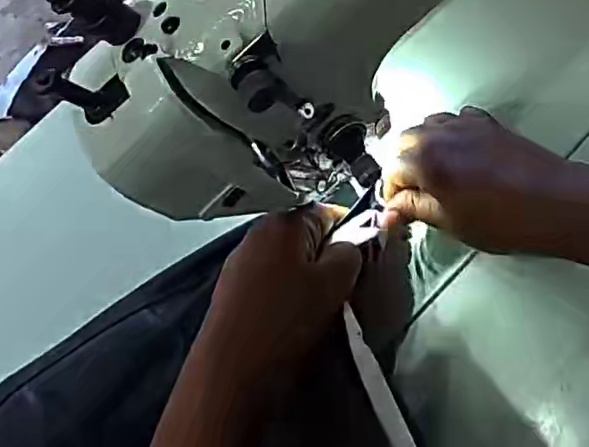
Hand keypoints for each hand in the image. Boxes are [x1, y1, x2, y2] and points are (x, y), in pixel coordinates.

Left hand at [194, 204, 362, 378]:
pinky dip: (282, 297)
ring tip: (314, 313)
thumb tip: (351, 245)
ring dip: (304, 282)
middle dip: (325, 261)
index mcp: (282, 222)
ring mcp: (240, 262)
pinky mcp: (229, 291)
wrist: (228, 376)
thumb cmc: (282, 325)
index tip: (360, 260)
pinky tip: (288, 324)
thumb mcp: (332, 287)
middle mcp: (257, 233)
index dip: (350, 233)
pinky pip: (268, 284)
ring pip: (287, 263)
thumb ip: (349, 256)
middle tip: (340, 291)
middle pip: (306, 238)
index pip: (327, 212)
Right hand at [381, 107, 579, 253]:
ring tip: (436, 173)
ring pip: (427, 126)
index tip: (400, 207)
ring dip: (423, 146)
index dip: (393, 192)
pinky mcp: (484, 122)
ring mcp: (463, 124)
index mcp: (426, 160)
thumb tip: (394, 209)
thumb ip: (416, 210)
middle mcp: (439, 134)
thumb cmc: (509, 218)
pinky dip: (449, 134)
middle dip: (404, 164)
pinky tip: (460, 155)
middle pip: (404, 141)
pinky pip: (454, 120)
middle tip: (415, 192)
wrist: (555, 202)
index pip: (392, 170)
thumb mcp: (452, 222)